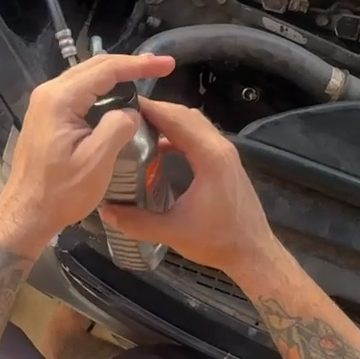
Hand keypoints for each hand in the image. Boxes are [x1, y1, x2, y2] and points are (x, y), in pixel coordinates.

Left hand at [0, 53, 177, 251]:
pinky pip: (79, 92)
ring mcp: (45, 104)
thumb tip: (130, 111)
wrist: (26, 213)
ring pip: (86, 78)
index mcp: (60, 99)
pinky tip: (119, 97)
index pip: (106, 70)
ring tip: (145, 76)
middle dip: (130, 65)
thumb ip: (118, 127)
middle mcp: (49, 93)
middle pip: (95, 67)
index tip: (167, 65)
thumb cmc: (60, 192)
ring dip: (116, 76)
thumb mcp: (96, 161)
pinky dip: (103, 90)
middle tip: (161, 67)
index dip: (140, 65)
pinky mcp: (47, 116)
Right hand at [101, 98, 281, 275]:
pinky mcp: (225, 160)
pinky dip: (178, 133)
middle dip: (156, 111)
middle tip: (125, 115)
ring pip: (194, 122)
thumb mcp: (173, 232)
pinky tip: (159, 147)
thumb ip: (137, 221)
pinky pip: (199, 135)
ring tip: (138, 128)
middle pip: (185, 114)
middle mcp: (220, 147)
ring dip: (168, 120)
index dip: (150, 109)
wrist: (254, 253)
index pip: (176, 119)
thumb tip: (105, 211)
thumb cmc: (218, 241)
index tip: (122, 105)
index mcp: (209, 157)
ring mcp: (225, 152)